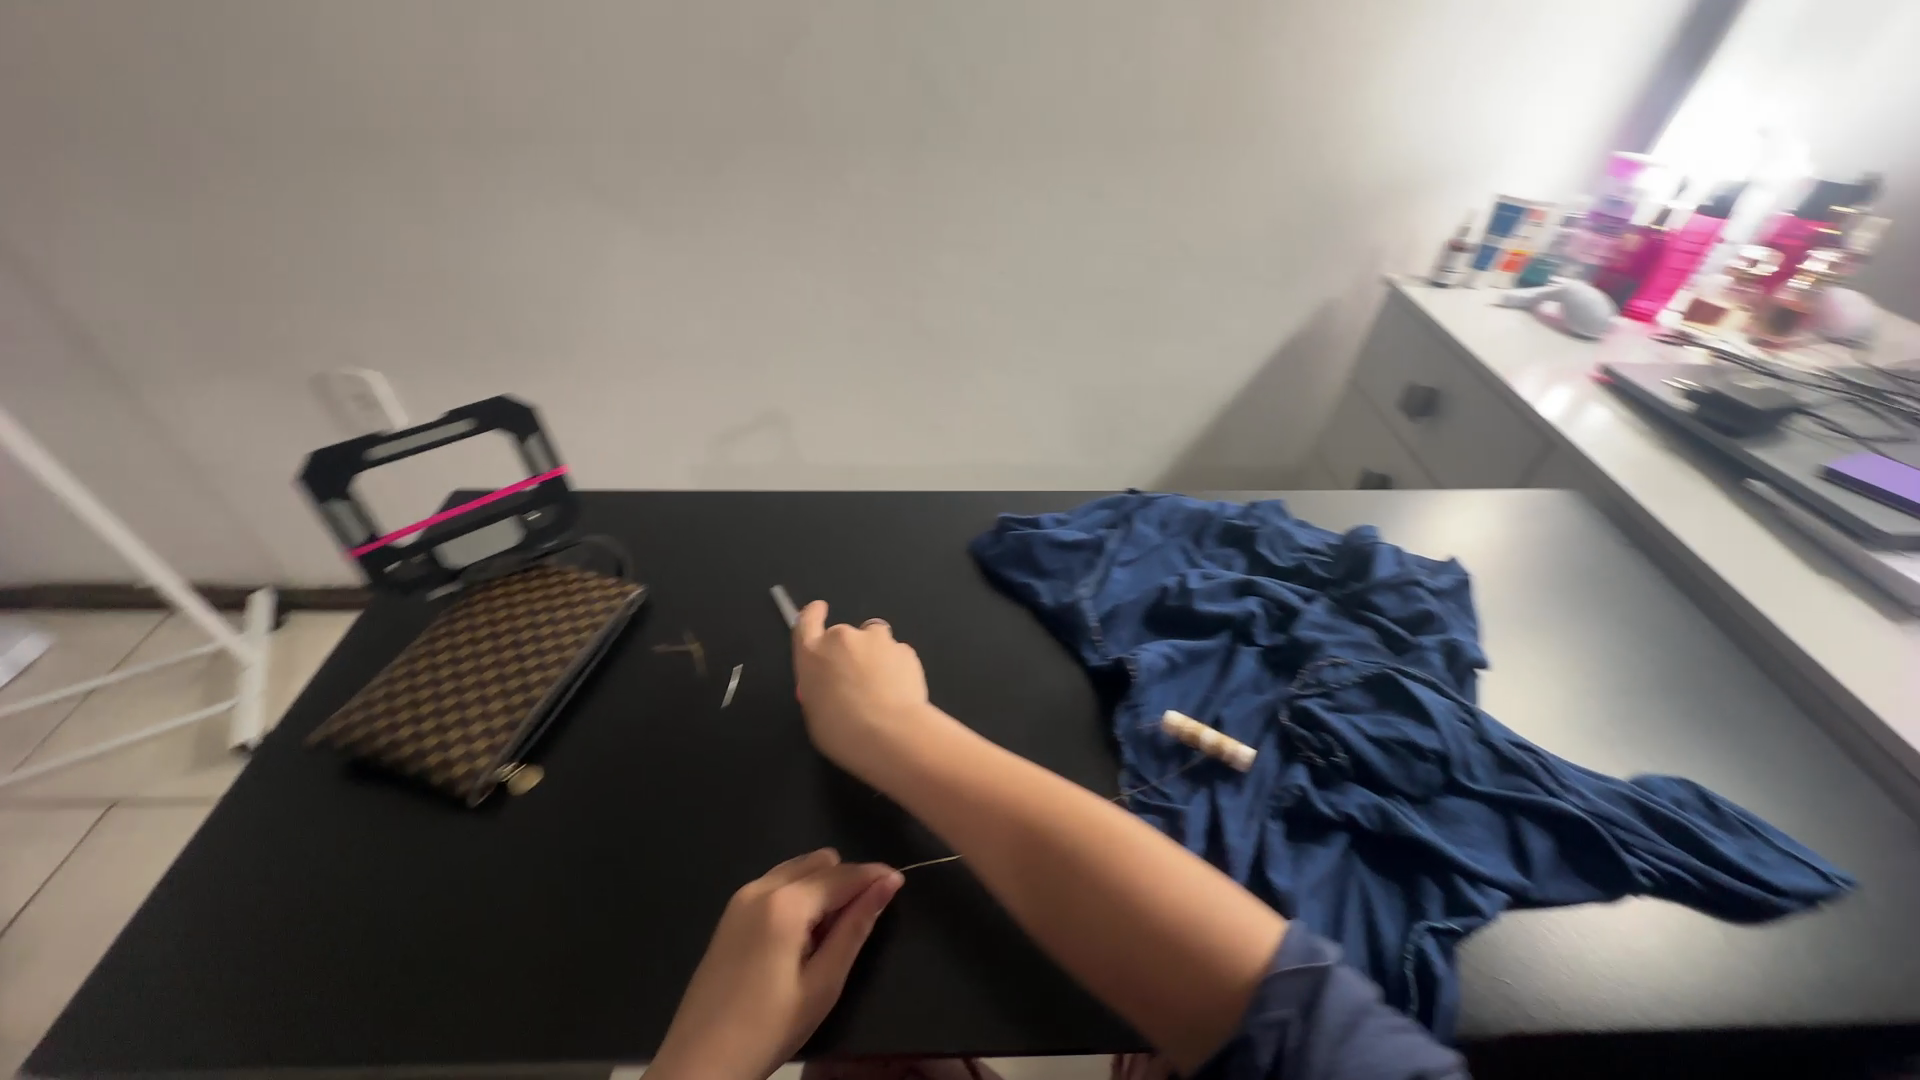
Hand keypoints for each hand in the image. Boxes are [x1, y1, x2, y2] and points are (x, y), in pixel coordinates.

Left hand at [650, 849, 902, 1079]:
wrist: (699, 1064)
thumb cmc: (768, 1029)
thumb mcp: (823, 984)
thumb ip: (856, 926)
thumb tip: (888, 884)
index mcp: (785, 903)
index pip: (843, 874)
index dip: (875, 875)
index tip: (900, 882)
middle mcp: (761, 887)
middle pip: (820, 862)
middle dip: (846, 882)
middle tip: (856, 926)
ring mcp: (742, 897)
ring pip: (798, 868)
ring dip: (822, 887)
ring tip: (827, 936)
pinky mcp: (731, 912)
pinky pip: (777, 883)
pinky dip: (798, 895)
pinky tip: (799, 938)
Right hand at [792, 601, 942, 779]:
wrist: (889, 733)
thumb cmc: (841, 732)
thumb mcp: (814, 712)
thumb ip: (819, 689)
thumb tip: (831, 686)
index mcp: (812, 653)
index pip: (807, 621)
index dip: (813, 613)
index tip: (820, 609)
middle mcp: (843, 638)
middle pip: (844, 636)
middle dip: (851, 652)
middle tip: (857, 681)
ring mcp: (876, 640)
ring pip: (875, 640)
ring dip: (876, 655)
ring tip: (883, 686)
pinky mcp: (905, 649)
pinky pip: (898, 654)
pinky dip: (898, 667)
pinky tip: (901, 692)